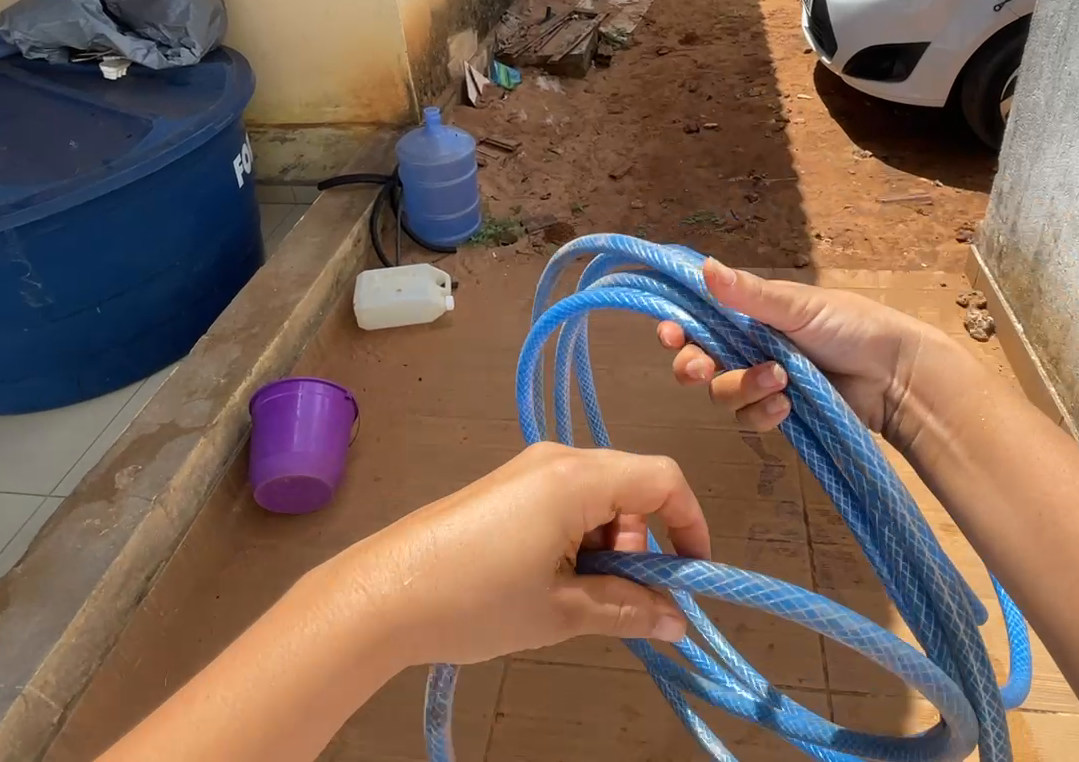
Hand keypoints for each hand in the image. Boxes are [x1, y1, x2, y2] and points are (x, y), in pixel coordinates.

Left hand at [330, 442, 707, 667]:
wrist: (386, 592)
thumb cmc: (479, 598)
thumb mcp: (560, 610)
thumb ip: (627, 609)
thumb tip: (679, 621)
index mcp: (577, 476)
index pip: (661, 478)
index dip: (689, 522)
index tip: (691, 575)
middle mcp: (558, 458)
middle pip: (631, 485)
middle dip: (642, 542)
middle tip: (621, 597)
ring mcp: (530, 468)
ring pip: (599, 496)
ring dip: (609, 544)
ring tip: (578, 596)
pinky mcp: (510, 486)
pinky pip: (567, 500)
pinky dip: (579, 537)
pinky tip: (551, 578)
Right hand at [657, 258, 979, 448]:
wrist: (895, 375)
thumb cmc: (848, 325)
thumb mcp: (796, 306)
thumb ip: (748, 294)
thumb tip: (703, 266)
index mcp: (748, 314)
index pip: (697, 320)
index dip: (676, 329)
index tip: (667, 334)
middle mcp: (747, 347)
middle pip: (698, 363)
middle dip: (693, 367)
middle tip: (700, 368)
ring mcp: (762, 381)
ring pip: (723, 393)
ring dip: (743, 387)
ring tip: (780, 381)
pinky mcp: (779, 412)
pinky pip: (750, 419)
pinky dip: (763, 413)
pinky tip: (787, 406)